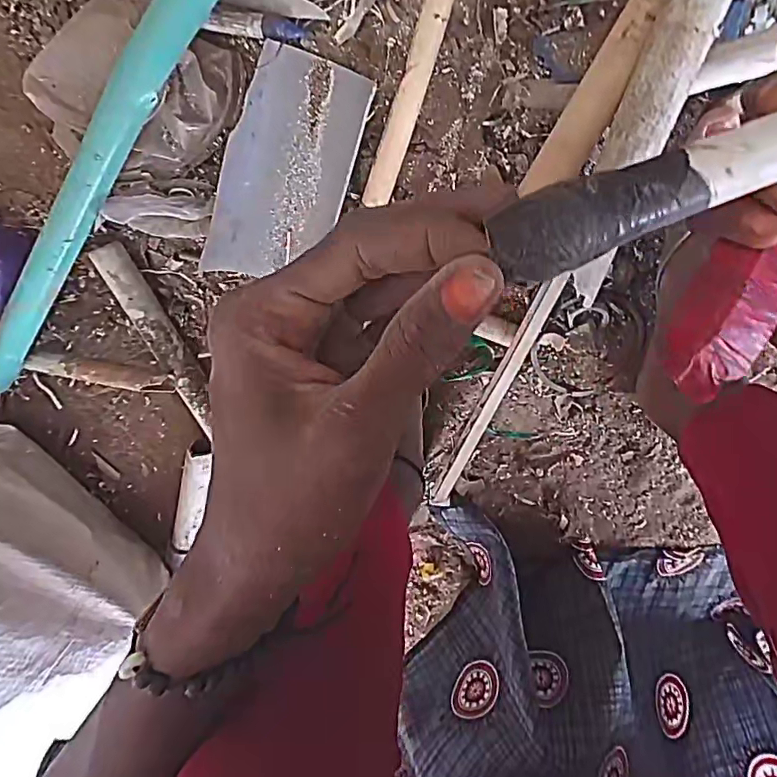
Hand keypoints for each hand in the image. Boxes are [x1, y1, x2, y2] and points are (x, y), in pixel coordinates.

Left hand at [141, 186, 509, 677]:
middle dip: (441, 231)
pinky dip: (435, 304)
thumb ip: (418, 344)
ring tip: (508, 237)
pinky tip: (475, 284)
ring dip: (444, 263)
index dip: (429, 234)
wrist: (266, 569)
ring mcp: (314, 331)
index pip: (355, 248)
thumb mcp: (358, 424)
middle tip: (512, 206)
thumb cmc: (292, 509)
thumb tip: (483, 274)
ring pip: (386, 281)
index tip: (497, 238)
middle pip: (371, 252)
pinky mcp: (341, 356)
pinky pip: (391, 318)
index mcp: (265, 312)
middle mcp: (286, 307)